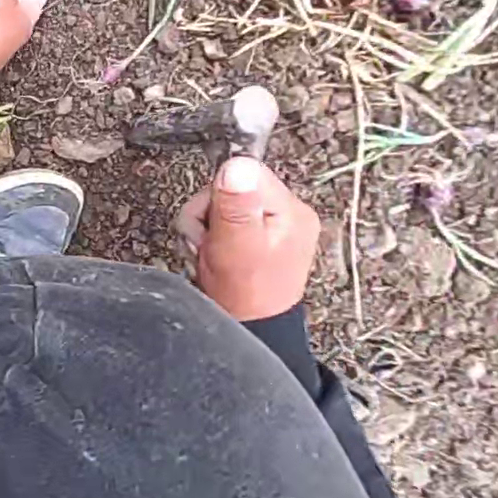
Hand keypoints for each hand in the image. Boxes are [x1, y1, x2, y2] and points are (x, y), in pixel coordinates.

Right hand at [174, 157, 319, 320]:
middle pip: (231, 187)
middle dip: (209, 214)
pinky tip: (214, 256)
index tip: (218, 223)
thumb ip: (235, 205)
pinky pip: (225, 220)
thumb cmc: (245, 294)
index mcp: (291, 211)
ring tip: (212, 254)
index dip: (219, 194)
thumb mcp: (236, 246)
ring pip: (222, 204)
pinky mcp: (258, 237)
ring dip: (206, 228)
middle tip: (213, 244)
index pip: (246, 171)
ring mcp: (273, 226)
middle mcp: (287, 214)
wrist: (250, 332)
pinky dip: (211, 237)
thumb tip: (236, 165)